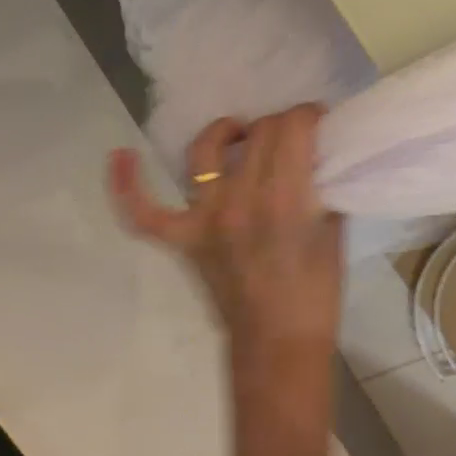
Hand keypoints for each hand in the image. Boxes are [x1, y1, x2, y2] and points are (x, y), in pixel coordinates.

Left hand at [108, 104, 344, 355]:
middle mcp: (240, 201)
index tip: (322, 121)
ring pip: (205, 154)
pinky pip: (144, 212)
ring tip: (243, 133)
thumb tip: (315, 152)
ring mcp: (205, 221)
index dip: (310, 115)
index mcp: (287, 198)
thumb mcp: (333, 224)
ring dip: (227, 132)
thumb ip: (320, 184)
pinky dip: (126, 183)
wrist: (280, 340)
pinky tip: (122, 155)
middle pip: (260, 133)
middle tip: (299, 136)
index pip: (292, 128)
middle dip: (284, 124)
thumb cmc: (319, 284)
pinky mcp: (183, 241)